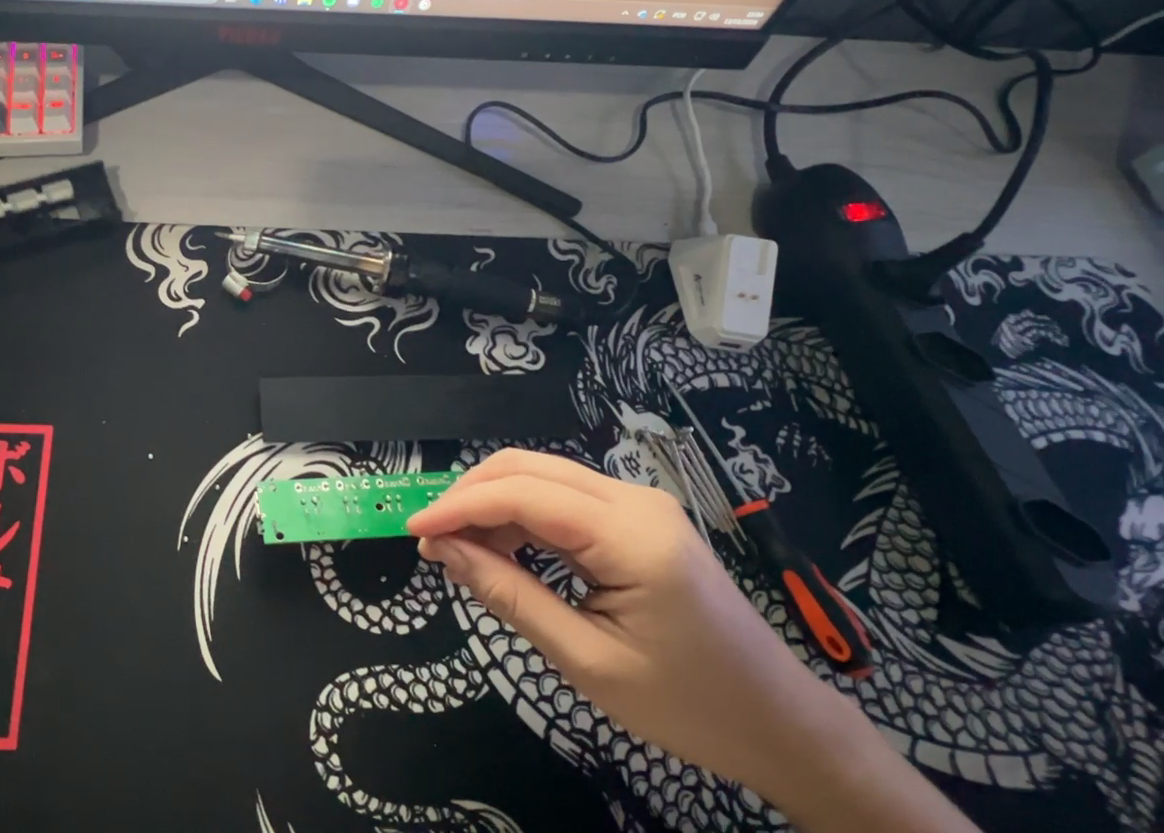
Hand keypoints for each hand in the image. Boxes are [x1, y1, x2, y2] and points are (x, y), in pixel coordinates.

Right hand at [406, 449, 872, 802]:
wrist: (778, 722)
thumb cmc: (687, 704)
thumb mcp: (586, 659)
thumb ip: (510, 595)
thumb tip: (444, 551)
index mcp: (630, 535)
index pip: (522, 494)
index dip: (459, 507)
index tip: (414, 531)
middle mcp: (635, 500)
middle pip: (528, 468)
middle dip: (469, 495)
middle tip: (431, 539)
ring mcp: (640, 505)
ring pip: (543, 477)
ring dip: (492, 504)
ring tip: (459, 550)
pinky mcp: (640, 519)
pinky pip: (565, 499)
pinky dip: (522, 516)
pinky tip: (501, 550)